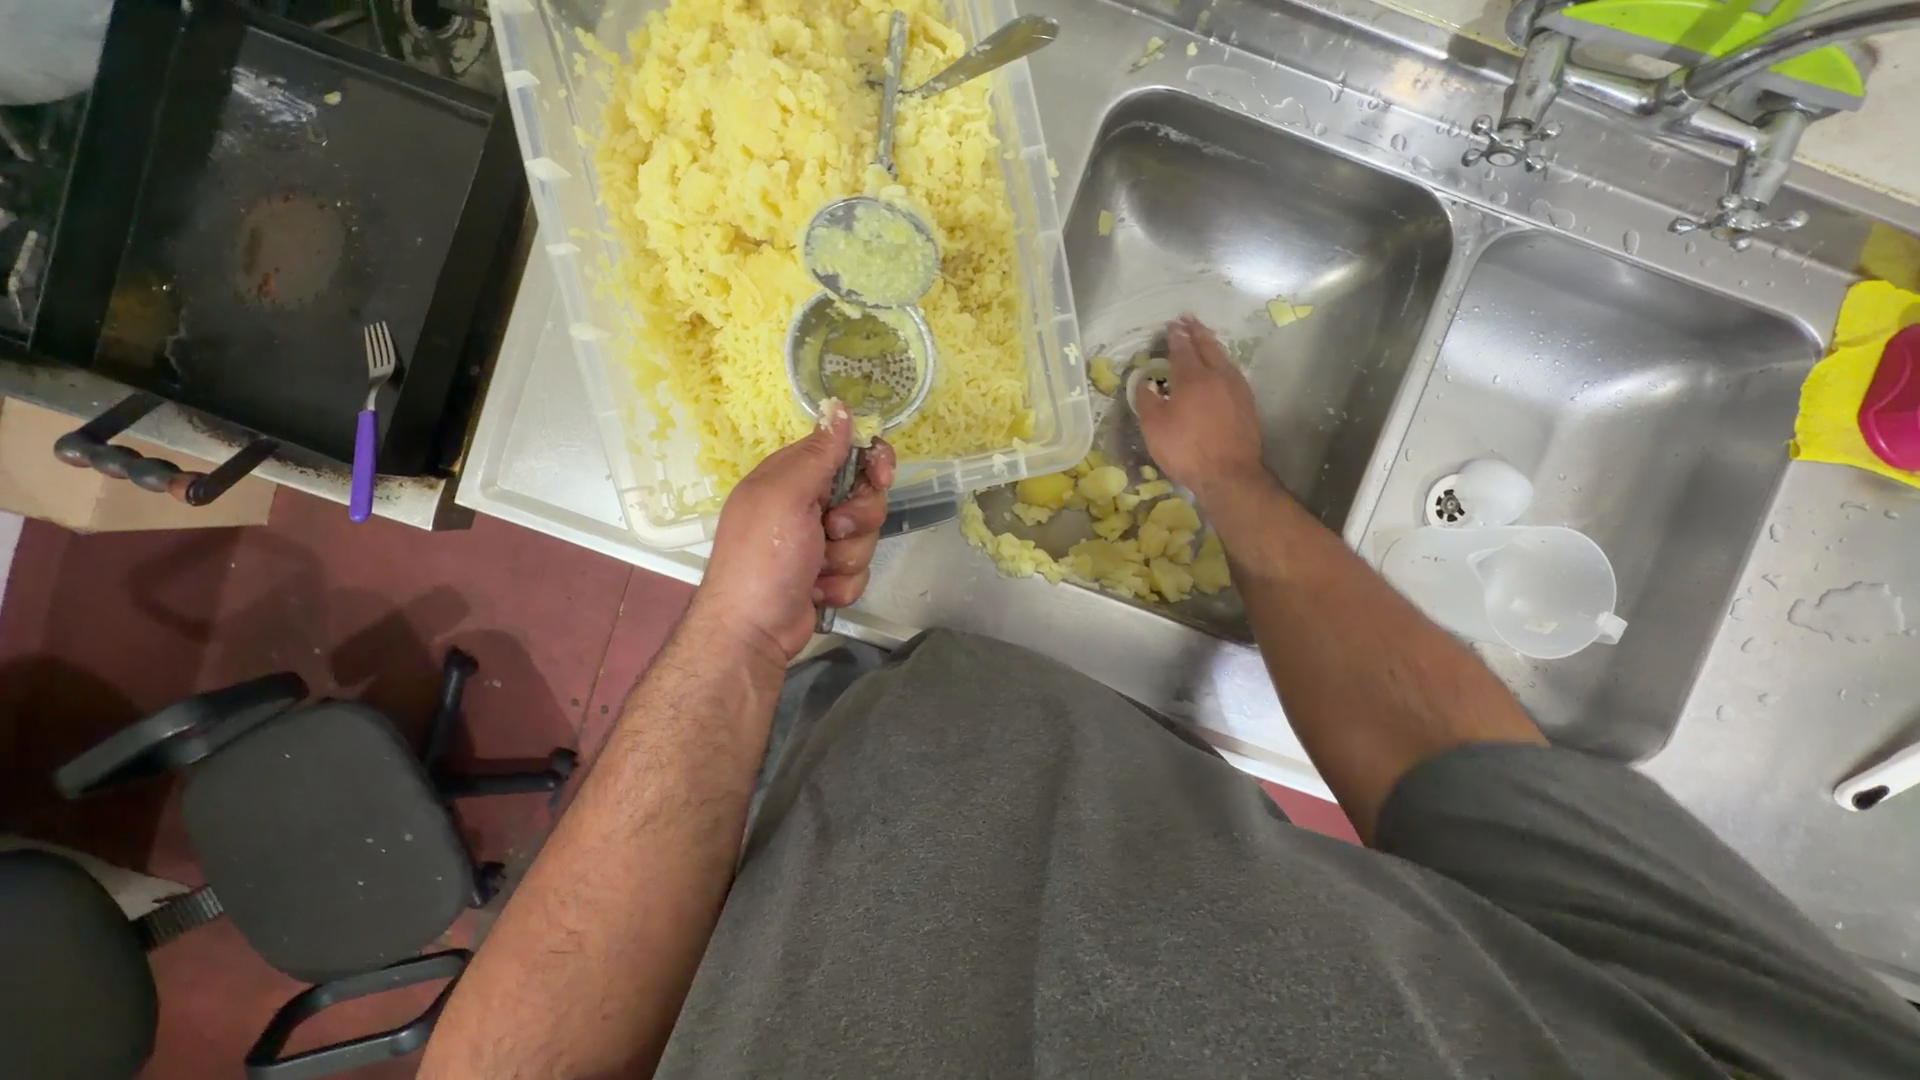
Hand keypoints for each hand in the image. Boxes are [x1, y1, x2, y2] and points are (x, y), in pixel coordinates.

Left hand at [688, 406, 895, 672]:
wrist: (752, 630)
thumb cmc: (763, 557)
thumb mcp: (787, 496)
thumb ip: (818, 453)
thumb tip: (838, 406)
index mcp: (792, 476)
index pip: (846, 451)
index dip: (871, 462)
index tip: (882, 477)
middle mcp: (806, 505)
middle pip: (866, 497)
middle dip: (858, 520)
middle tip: (833, 532)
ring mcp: (817, 543)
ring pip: (866, 537)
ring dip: (847, 558)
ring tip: (817, 572)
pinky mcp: (827, 576)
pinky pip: (858, 570)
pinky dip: (841, 584)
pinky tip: (817, 592)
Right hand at [1134, 315, 1269, 506]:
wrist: (1229, 474)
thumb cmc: (1186, 450)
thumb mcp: (1154, 427)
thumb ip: (1147, 401)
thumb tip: (1146, 383)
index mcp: (1192, 378)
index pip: (1182, 349)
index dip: (1176, 336)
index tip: (1172, 325)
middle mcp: (1217, 375)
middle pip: (1207, 346)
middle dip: (1197, 331)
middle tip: (1190, 319)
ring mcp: (1236, 388)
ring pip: (1223, 358)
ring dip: (1212, 344)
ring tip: (1205, 337)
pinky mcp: (1247, 403)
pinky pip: (1232, 373)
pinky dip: (1223, 363)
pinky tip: (1221, 368)